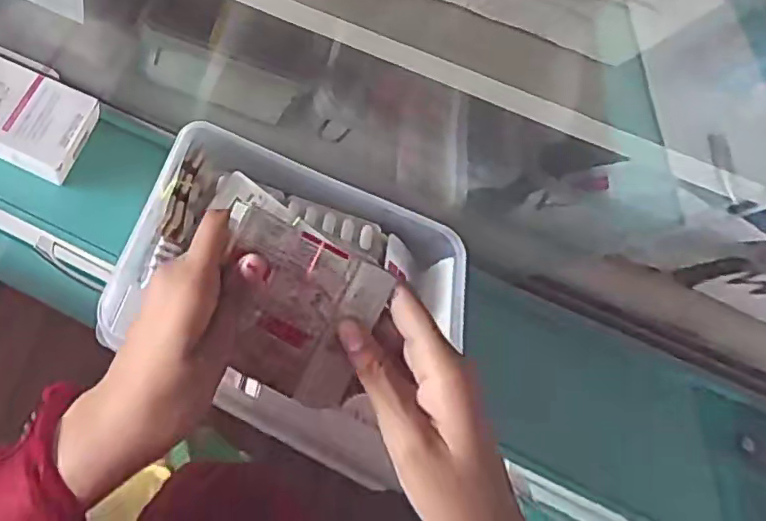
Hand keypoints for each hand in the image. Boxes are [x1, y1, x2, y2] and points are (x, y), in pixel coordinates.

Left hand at [57, 209, 267, 504]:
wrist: (119, 423)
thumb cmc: (173, 393)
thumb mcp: (217, 352)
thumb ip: (236, 301)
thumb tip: (254, 259)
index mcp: (190, 276)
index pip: (216, 222)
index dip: (243, 223)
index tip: (270, 241)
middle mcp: (172, 271)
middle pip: (213, 246)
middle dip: (242, 260)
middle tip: (273, 285)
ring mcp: (161, 287)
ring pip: (203, 267)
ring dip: (228, 281)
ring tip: (257, 309)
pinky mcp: (156, 304)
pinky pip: (190, 283)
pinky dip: (211, 294)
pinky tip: (226, 325)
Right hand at [340, 285, 521, 520]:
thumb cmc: (450, 494)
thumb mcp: (406, 438)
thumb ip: (376, 378)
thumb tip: (347, 325)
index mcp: (444, 365)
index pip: (405, 303)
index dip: (373, 282)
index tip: (336, 269)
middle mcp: (447, 363)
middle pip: (399, 320)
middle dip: (360, 309)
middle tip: (316, 301)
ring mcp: (444, 381)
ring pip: (398, 344)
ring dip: (363, 339)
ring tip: (319, 327)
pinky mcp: (438, 398)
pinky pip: (403, 368)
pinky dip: (375, 365)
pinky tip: (343, 368)